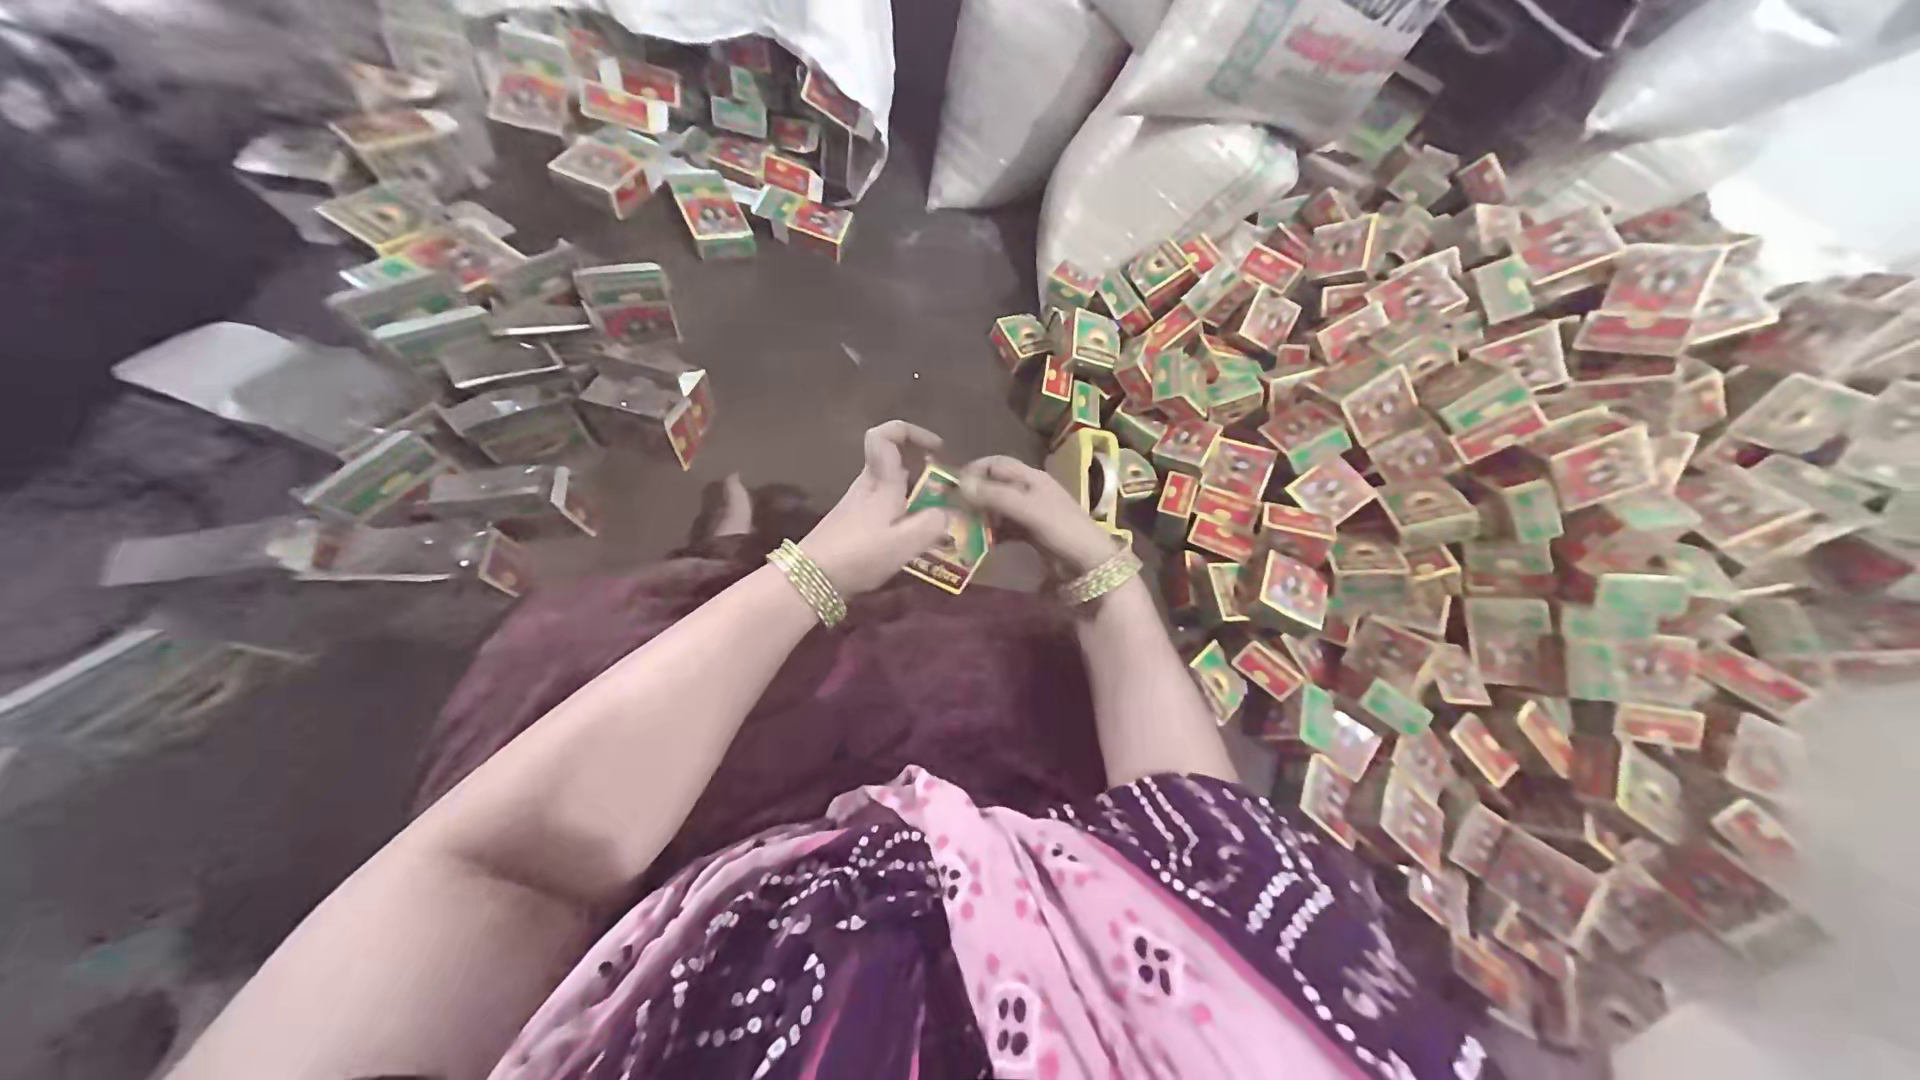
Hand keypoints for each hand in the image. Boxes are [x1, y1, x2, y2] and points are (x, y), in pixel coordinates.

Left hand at [798, 421, 954, 595]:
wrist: (812, 579)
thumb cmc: (859, 554)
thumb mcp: (905, 542)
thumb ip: (933, 523)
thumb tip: (949, 513)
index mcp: (880, 481)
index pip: (885, 435)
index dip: (911, 431)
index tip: (936, 449)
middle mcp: (868, 485)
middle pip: (894, 460)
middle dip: (924, 468)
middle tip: (947, 489)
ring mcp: (859, 504)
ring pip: (892, 485)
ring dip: (917, 493)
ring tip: (939, 517)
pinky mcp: (855, 523)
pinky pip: (886, 506)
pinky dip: (905, 512)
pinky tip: (916, 537)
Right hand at [957, 456, 1122, 576]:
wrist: (1089, 563)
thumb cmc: (1061, 529)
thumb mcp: (1028, 508)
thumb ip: (995, 496)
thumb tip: (960, 485)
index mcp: (1031, 477)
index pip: (995, 463)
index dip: (974, 471)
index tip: (953, 487)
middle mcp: (1029, 490)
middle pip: (994, 486)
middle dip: (973, 496)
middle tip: (953, 511)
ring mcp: (1029, 513)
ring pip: (997, 508)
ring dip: (980, 516)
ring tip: (962, 528)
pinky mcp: (1029, 534)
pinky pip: (1004, 528)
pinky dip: (991, 533)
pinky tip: (979, 542)